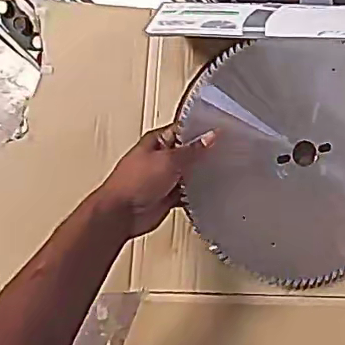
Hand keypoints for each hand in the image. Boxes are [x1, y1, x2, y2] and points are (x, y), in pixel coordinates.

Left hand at [89, 125, 215, 238]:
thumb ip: (192, 150)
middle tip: (223, 152)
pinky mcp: (166, 196)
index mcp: (157, 141)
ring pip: (188, 173)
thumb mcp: (169, 160)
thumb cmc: (133, 182)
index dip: (201, 130)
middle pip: (187, 152)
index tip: (220, 131)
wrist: (121, 213)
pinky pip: (186, 193)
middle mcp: (160, 158)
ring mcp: (163, 178)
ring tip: (219, 171)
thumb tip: (210, 137)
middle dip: (203, 154)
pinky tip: (206, 193)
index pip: (183, 130)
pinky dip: (195, 194)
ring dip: (200, 175)